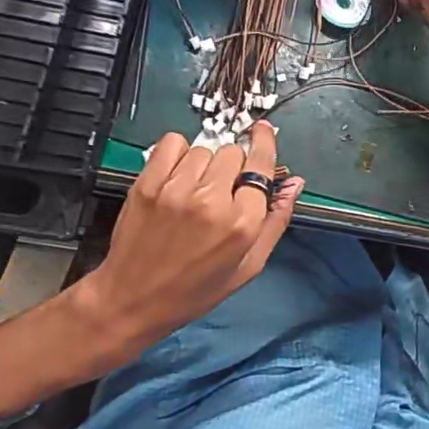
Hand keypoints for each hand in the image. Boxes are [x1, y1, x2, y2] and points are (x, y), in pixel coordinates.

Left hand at [72, 122, 301, 368]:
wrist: (134, 298)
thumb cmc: (195, 289)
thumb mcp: (247, 267)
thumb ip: (275, 222)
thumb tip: (295, 183)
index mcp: (241, 224)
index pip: (262, 166)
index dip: (265, 145)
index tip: (263, 131)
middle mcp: (211, 201)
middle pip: (233, 154)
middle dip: (233, 167)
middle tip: (221, 191)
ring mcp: (176, 189)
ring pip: (204, 149)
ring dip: (205, 164)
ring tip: (195, 191)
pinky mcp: (148, 183)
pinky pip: (172, 143)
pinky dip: (178, 152)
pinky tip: (177, 175)